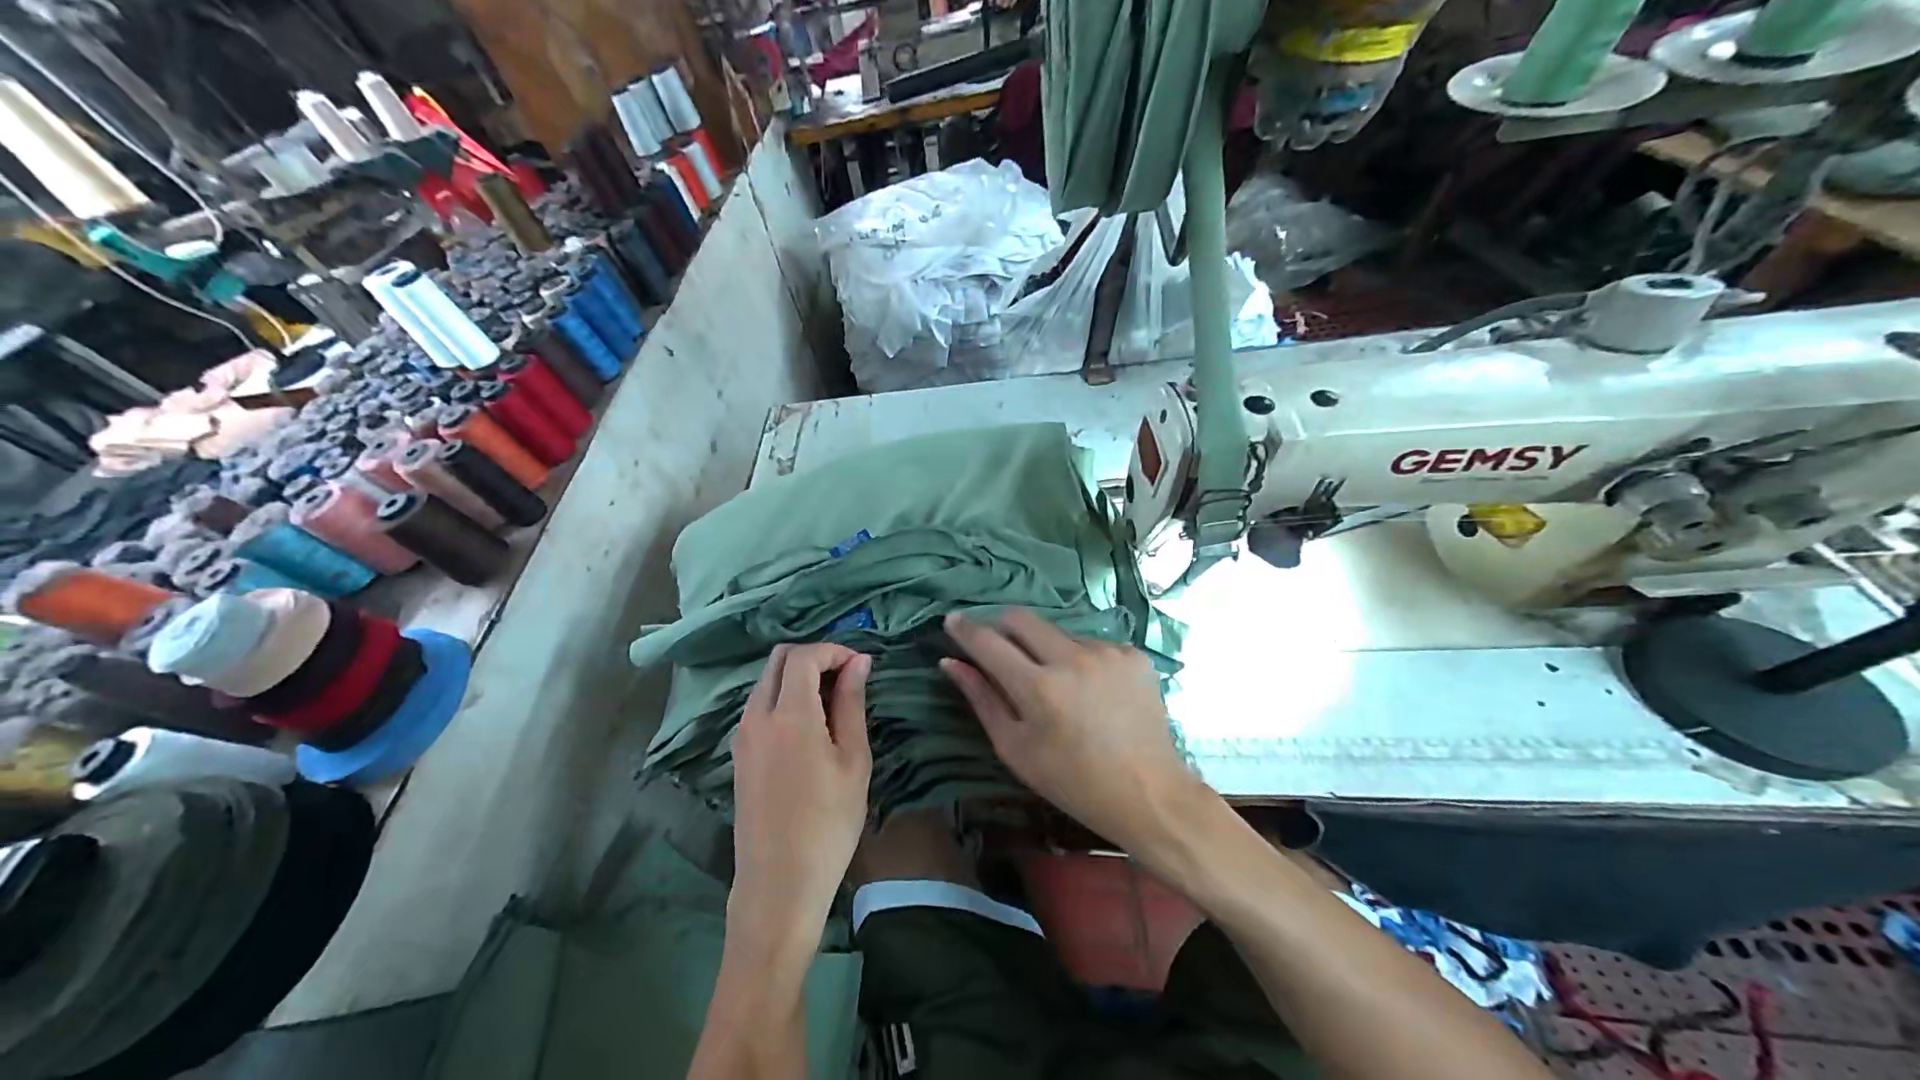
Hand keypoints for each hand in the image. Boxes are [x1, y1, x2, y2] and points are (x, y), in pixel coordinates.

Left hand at [730, 643, 872, 937]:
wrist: (778, 882)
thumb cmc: (828, 822)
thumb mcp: (853, 760)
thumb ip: (852, 704)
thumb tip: (859, 662)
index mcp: (788, 714)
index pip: (804, 655)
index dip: (834, 649)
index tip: (861, 664)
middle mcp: (756, 715)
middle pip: (779, 660)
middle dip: (814, 656)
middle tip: (847, 676)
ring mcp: (742, 735)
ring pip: (766, 681)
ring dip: (798, 676)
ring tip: (834, 700)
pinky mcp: (738, 754)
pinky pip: (759, 706)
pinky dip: (784, 697)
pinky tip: (810, 723)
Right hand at [940, 610, 1202, 853]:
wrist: (1148, 793)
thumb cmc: (1072, 781)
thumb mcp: (1016, 749)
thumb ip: (982, 699)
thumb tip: (951, 662)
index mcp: (1038, 687)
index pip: (989, 642)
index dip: (965, 629)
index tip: (952, 620)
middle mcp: (1073, 658)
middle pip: (1022, 619)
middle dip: (1003, 626)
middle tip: (1000, 647)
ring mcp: (1108, 652)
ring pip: (1059, 633)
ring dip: (1047, 650)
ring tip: (1059, 687)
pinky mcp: (1134, 655)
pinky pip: (1093, 646)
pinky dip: (1083, 661)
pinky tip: (1093, 692)